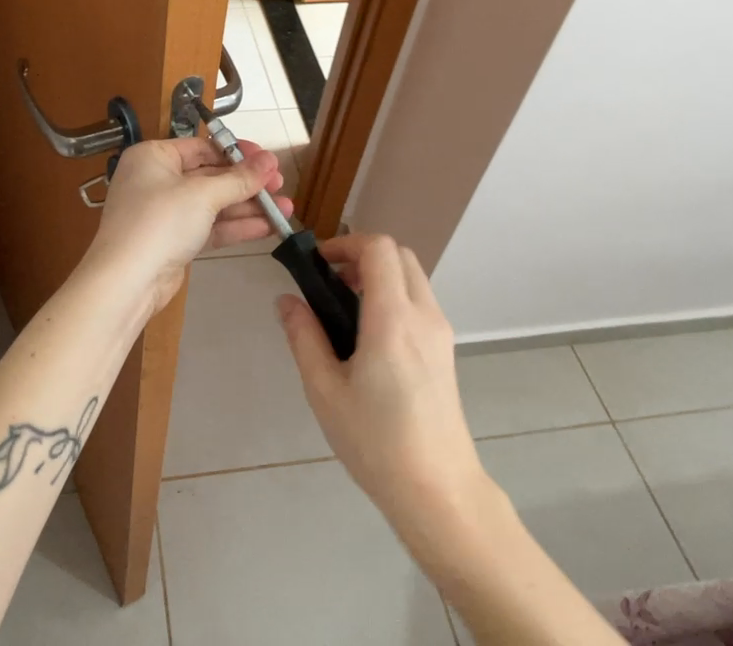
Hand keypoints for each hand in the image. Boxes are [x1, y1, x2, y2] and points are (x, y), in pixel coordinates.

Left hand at [80, 136, 293, 316]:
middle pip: (210, 176)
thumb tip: (269, 161)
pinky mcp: (174, 240)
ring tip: (284, 210)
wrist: (127, 281)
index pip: (202, 147)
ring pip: (213, 204)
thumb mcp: (203, 195)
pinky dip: (235, 226)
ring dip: (247, 207)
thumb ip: (239, 179)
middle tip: (280, 186)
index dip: (237, 153)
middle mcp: (157, 180)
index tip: (268, 160)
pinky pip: (209, 226)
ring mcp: (165, 212)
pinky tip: (267, 227)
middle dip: (247, 183)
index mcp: (153, 157)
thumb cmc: (160, 222)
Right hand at [277, 234, 485, 523]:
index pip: (379, 249)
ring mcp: (440, 333)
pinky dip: (394, 297)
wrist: (437, 489)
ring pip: (413, 278)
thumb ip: (304, 337)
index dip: (345, 244)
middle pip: (400, 255)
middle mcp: (424, 315)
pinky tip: (369, 337)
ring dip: (379, 276)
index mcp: (393, 319)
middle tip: (328, 284)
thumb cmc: (375, 441)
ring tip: (344, 312)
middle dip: (362, 256)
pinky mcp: (445, 351)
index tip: (316, 264)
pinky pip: (420, 303)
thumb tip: (286, 300)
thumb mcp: (325, 390)